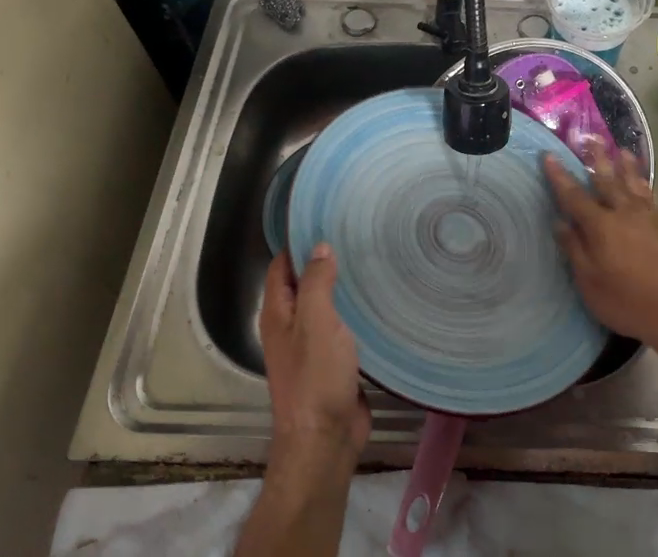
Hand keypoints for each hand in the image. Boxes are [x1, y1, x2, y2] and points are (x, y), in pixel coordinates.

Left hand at [260, 243, 369, 467]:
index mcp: (278, 314)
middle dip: (326, 261)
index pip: (282, 266)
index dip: (299, 243)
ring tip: (374, 262)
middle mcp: (291, 326)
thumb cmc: (315, 377)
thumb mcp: (315, 322)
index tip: (326, 220)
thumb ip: (315, 282)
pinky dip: (357, 313)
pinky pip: (343, 328)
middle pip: (304, 283)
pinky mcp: (334, 362)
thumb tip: (319, 247)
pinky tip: (379, 302)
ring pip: (327, 305)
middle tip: (359, 237)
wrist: (326, 438)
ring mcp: (312, 346)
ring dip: (344, 287)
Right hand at [545, 145, 657, 351]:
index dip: (560, 177)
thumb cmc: (626, 301)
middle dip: (596, 158)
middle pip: (607, 179)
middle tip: (589, 138)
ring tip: (621, 149)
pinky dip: (642, 182)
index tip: (549, 156)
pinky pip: (649, 194)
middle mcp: (623, 213)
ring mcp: (647, 217)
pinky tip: (641, 182)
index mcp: (600, 226)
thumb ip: (574, 248)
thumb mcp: (588, 281)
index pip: (574, 196)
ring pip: (632, 183)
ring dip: (624, 165)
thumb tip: (560, 222)